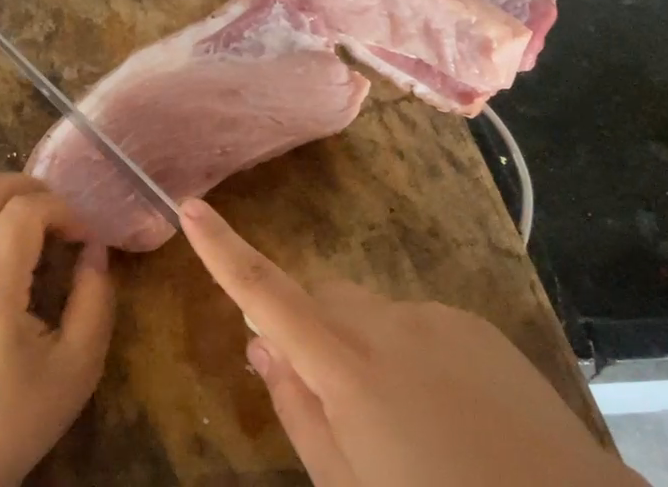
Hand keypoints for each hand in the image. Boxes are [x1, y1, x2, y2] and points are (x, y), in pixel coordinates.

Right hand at [180, 198, 646, 486]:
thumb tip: (262, 346)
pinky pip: (415, 324)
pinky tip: (448, 411)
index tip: (191, 207)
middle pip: (318, 300)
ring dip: (360, 345)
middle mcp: (386, 325)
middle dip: (307, 329)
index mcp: (345, 368)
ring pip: (367, 314)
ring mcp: (436, 319)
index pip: (265, 294)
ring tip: (404, 419)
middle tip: (326, 395)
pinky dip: (407, 351)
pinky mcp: (476, 326)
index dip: (223, 251)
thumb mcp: (347, 486)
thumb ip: (295, 410)